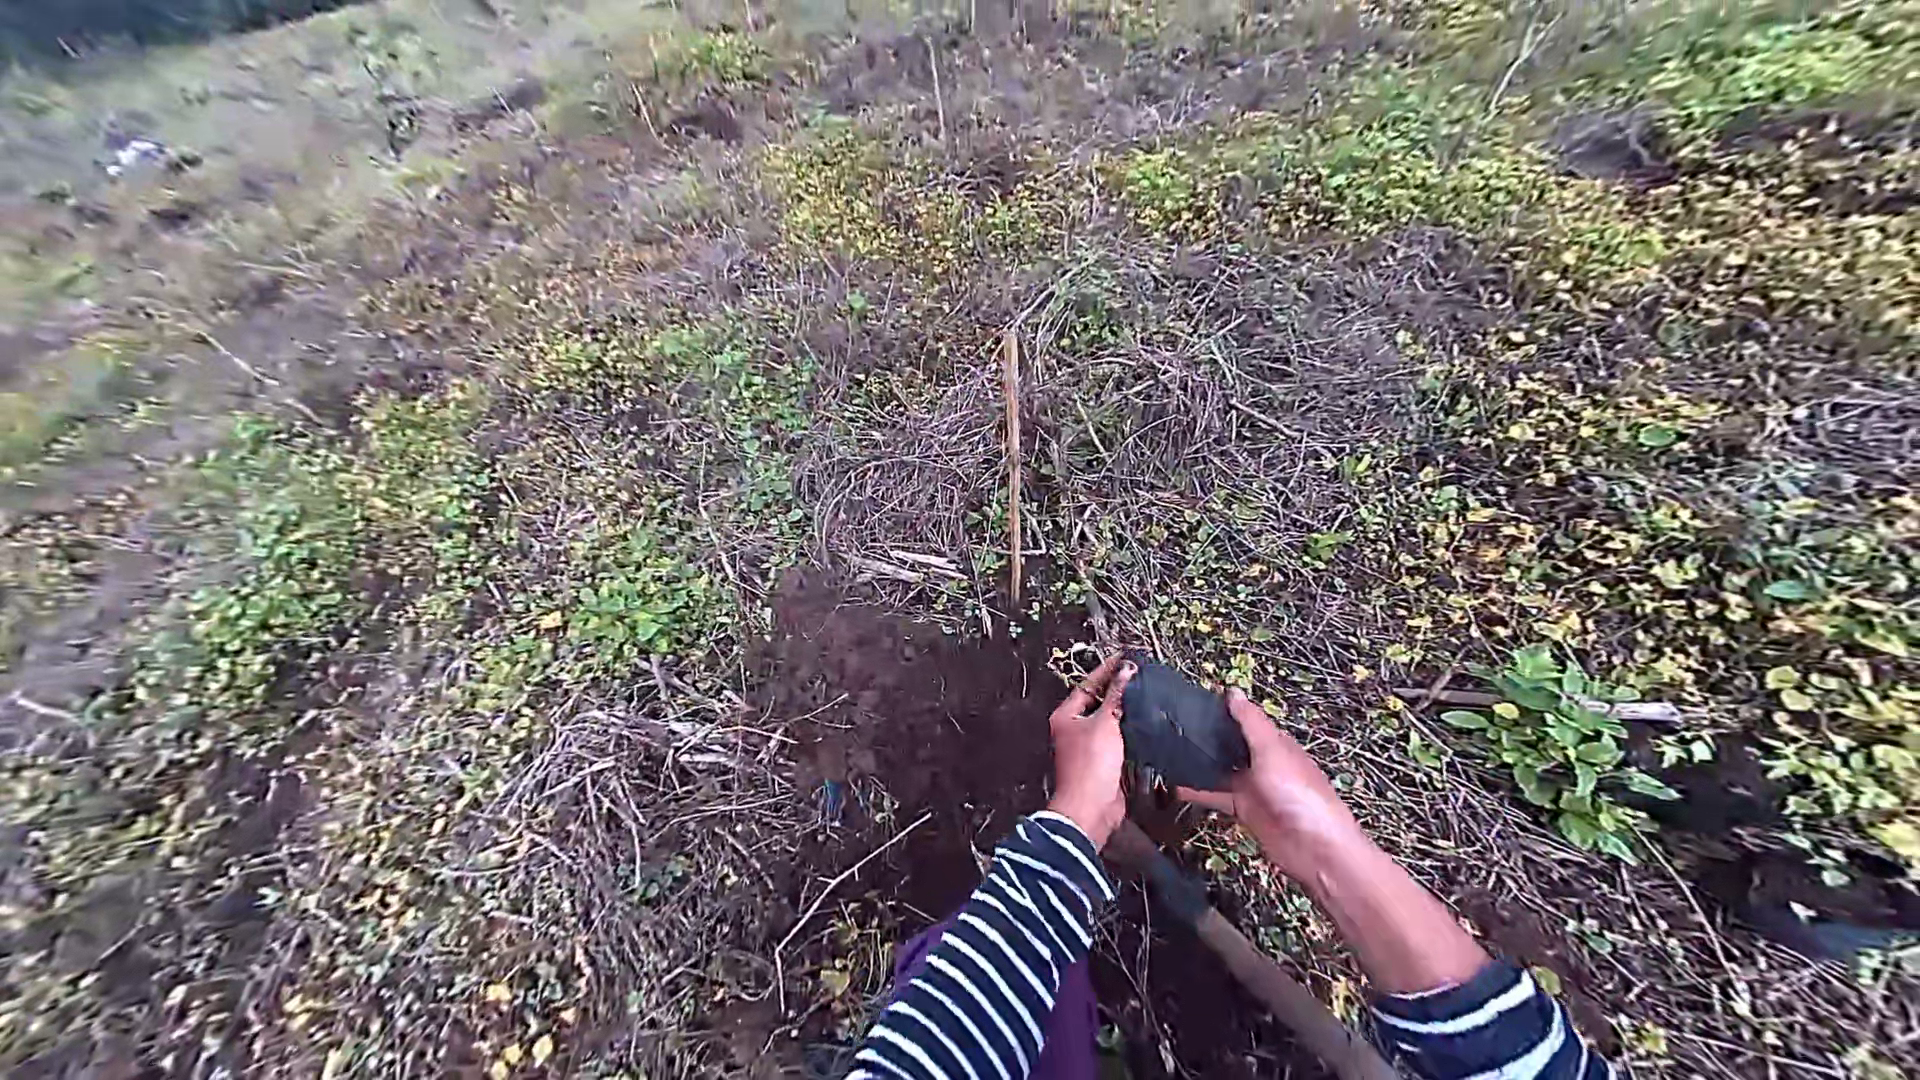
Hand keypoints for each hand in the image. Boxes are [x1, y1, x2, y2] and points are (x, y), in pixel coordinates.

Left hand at [1046, 653, 1135, 849]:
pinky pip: (1118, 738)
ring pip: (1109, 720)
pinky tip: (1145, 723)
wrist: (1091, 807)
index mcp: (1066, 714)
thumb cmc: (1089, 766)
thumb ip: (1117, 696)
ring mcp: (1088, 744)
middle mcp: (1074, 727)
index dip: (1107, 670)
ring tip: (1145, 694)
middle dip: (1117, 689)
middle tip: (1137, 674)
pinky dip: (1130, 730)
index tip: (1123, 658)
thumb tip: (1126, 672)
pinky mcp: (1103, 760)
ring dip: (1125, 710)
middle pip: (1098, 701)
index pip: (1088, 684)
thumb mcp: (1105, 723)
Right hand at [1174, 689, 1368, 879]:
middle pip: (1231, 744)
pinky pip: (1215, 795)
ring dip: (1199, 762)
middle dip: (1206, 736)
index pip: (1246, 720)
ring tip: (1168, 751)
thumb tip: (1232, 691)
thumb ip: (1250, 722)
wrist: (1316, 850)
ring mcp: (1252, 787)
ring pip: (1220, 769)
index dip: (1223, 710)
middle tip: (1171, 724)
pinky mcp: (1243, 809)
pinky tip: (1175, 786)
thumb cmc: (1299, 793)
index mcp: (1274, 743)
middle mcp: (1262, 762)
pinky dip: (1197, 791)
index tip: (1190, 701)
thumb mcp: (1273, 750)